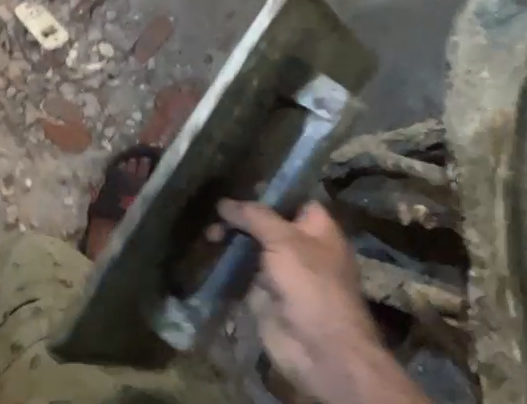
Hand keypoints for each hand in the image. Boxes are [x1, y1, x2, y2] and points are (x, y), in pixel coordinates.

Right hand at [218, 200, 424, 403]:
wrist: (321, 350)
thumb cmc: (311, 285)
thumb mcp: (284, 239)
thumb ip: (254, 215)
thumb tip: (222, 202)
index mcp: (318, 229)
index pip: (293, 198)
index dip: (268, 188)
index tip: (236, 176)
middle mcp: (301, 246)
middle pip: (267, 220)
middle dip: (240, 212)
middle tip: (210, 204)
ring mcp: (282, 270)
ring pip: (251, 244)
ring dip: (229, 236)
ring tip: (206, 231)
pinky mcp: (264, 291)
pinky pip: (241, 268)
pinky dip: (225, 260)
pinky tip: (204, 249)